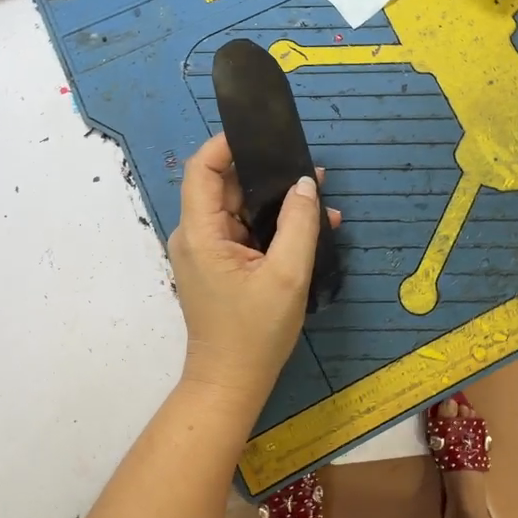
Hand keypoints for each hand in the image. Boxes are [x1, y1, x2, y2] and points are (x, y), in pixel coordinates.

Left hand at [166, 134, 340, 401]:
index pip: (204, 168)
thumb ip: (298, 224)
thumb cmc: (255, 333)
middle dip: (266, 174)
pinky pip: (244, 231)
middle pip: (226, 186)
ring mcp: (207, 251)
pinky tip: (312, 226)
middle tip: (309, 167)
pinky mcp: (220, 265)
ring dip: (276, 202)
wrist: (231, 385)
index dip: (228, 143)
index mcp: (201, 232)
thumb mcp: (287, 276)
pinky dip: (273, 226)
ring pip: (240, 209)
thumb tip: (305, 182)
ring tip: (320, 197)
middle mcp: (196, 234)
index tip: (264, 133)